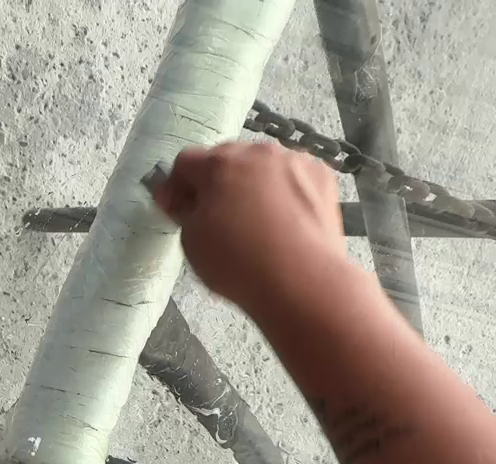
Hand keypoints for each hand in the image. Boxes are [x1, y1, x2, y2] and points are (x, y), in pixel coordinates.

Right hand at [152, 140, 348, 317]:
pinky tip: (281, 222)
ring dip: (249, 185)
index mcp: (220, 164)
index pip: (185, 161)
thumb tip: (181, 198)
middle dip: (214, 182)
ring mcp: (294, 160)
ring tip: (251, 222)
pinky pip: (291, 177)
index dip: (175, 185)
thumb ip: (184, 212)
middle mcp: (257, 152)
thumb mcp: (191, 241)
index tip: (174, 209)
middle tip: (212, 217)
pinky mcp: (321, 175)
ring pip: (261, 166)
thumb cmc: (235, 263)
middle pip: (226, 158)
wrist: (299, 279)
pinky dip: (281, 192)